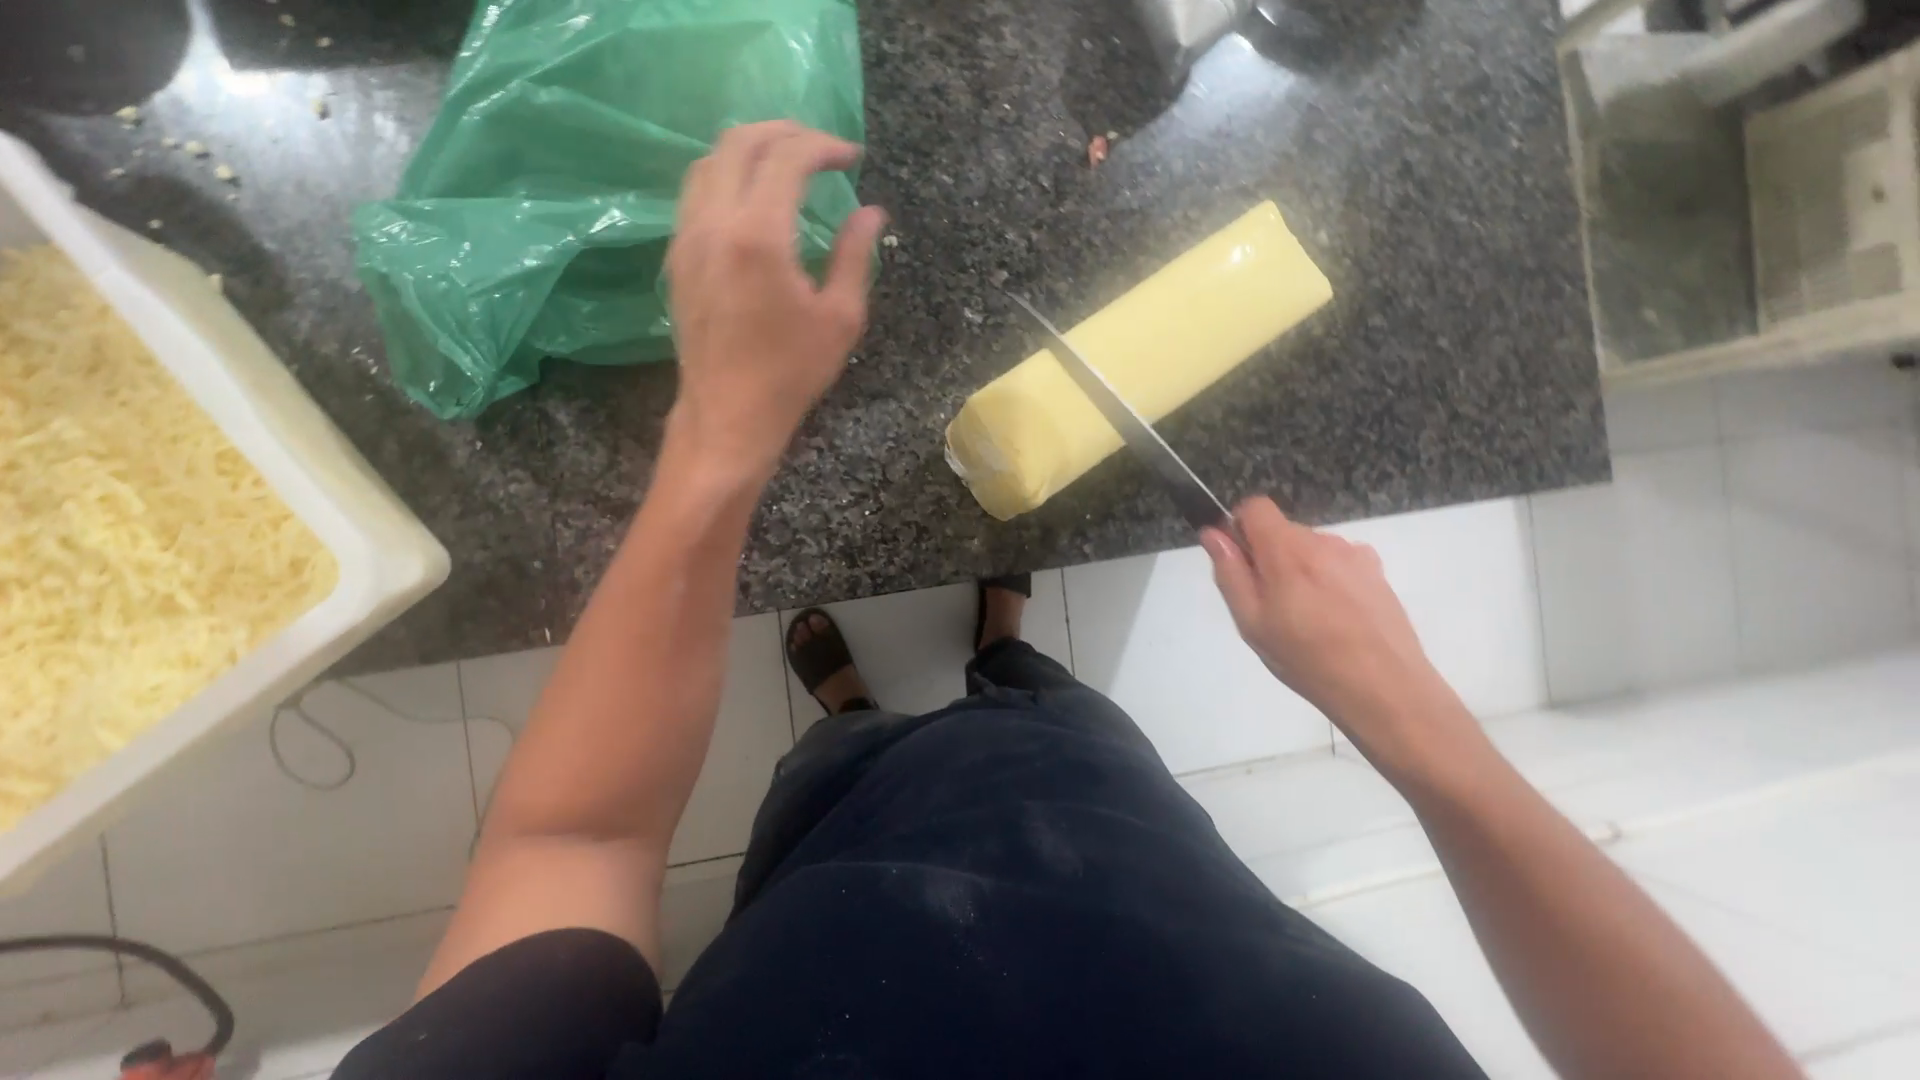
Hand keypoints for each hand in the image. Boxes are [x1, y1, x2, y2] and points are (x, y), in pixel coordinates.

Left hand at [664, 120, 887, 475]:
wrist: (727, 415)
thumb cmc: (791, 373)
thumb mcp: (840, 318)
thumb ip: (855, 256)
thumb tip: (872, 213)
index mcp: (759, 235)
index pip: (787, 157)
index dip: (824, 146)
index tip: (852, 158)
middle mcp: (714, 223)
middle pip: (740, 142)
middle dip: (785, 133)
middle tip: (821, 149)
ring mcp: (687, 237)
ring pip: (710, 161)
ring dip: (751, 149)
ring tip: (787, 164)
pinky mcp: (677, 256)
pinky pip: (696, 192)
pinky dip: (728, 175)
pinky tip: (753, 198)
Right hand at [1201, 497, 1478, 777]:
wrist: (1384, 688)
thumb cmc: (1307, 659)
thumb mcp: (1252, 622)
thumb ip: (1231, 572)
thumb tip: (1213, 534)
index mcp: (1287, 550)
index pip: (1255, 507)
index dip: (1240, 528)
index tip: (1239, 563)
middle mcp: (1323, 541)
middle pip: (1283, 532)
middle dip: (1269, 558)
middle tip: (1270, 608)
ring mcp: (1355, 556)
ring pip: (1311, 550)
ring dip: (1300, 571)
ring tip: (1306, 621)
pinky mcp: (1377, 573)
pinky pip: (1339, 564)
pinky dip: (1328, 581)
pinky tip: (1335, 619)